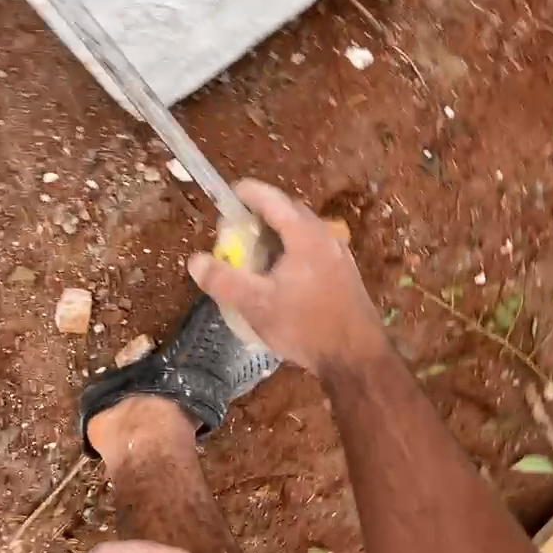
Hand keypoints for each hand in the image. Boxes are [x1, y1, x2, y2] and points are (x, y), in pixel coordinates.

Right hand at [188, 179, 386, 372]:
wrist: (357, 359)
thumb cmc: (305, 326)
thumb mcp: (256, 304)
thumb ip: (223, 281)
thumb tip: (195, 260)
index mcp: (304, 236)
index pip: (272, 200)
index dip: (248, 193)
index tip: (229, 194)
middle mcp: (325, 238)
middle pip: (289, 212)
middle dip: (261, 213)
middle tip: (237, 227)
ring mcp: (338, 256)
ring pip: (302, 232)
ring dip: (276, 233)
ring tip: (254, 251)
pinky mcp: (344, 275)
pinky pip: (312, 249)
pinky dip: (290, 250)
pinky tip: (279, 276)